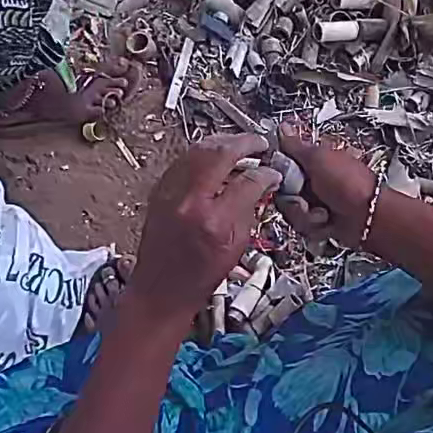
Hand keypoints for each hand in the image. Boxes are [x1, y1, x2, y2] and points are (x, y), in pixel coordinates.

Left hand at [128, 132, 278, 327]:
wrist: (161, 289)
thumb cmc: (200, 275)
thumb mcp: (237, 245)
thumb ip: (250, 208)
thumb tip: (262, 182)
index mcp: (214, 221)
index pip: (247, 181)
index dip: (265, 172)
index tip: (272, 171)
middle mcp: (189, 202)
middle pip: (220, 153)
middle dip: (244, 143)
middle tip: (259, 144)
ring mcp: (170, 193)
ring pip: (199, 150)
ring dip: (223, 143)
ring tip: (241, 146)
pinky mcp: (160, 190)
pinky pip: (185, 160)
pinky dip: (204, 154)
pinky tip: (217, 158)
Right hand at [274, 125, 380, 247]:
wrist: (368, 217)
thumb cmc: (349, 184)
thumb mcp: (318, 159)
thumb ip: (295, 146)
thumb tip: (282, 127)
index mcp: (312, 161)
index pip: (280, 166)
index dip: (278, 176)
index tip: (283, 180)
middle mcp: (311, 180)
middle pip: (281, 192)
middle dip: (293, 201)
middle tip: (306, 200)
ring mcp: (314, 201)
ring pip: (290, 211)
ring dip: (305, 215)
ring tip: (323, 213)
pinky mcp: (317, 220)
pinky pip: (301, 225)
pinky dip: (314, 225)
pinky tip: (327, 221)